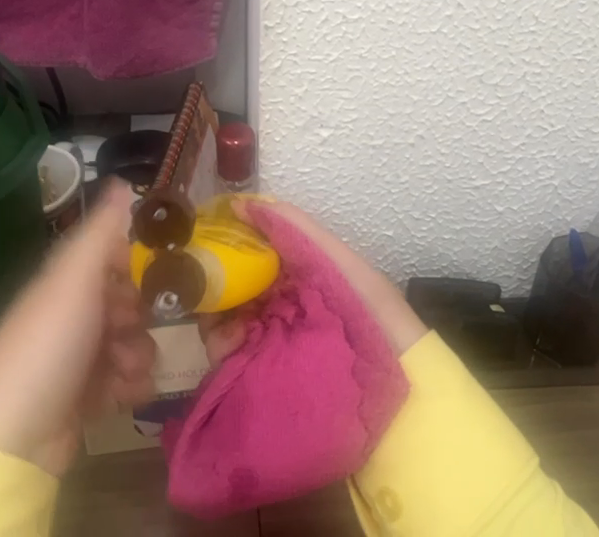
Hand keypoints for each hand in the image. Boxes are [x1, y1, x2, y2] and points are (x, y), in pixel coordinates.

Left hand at [0, 182, 154, 475]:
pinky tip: (126, 393)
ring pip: (131, 343)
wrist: (11, 435)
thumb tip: (124, 181)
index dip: (132, 263)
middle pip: (125, 302)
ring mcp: (78, 360)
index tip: (149, 271)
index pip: (108, 258)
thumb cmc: (46, 344)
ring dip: (139, 353)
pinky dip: (132, 387)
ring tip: (125, 369)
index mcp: (65, 283)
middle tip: (128, 326)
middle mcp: (71, 316)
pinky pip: (125, 382)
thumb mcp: (74, 278)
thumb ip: (102, 232)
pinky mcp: (86, 400)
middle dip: (140, 314)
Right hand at [199, 198, 429, 366]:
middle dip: (217, 282)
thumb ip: (296, 229)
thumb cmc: (370, 317)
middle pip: (237, 285)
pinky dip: (222, 346)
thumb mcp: (339, 263)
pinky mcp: (264, 375)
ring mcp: (273, 340)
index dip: (232, 243)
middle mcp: (285, 303)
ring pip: (229, 318)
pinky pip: (231, 354)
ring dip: (216, 315)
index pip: (257, 252)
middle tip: (202, 284)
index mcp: (303, 274)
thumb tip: (241, 202)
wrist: (395, 396)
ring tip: (215, 321)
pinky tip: (225, 345)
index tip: (208, 239)